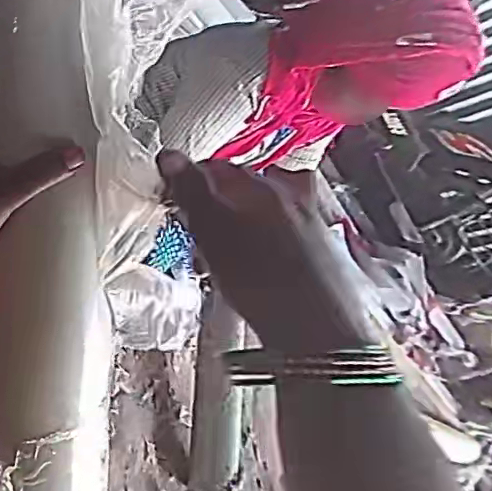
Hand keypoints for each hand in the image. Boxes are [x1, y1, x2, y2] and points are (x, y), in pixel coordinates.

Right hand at [157, 151, 370, 350]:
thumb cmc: (263, 282)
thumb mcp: (213, 234)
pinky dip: (256, 240)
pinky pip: (275, 230)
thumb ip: (191, 191)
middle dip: (212, 204)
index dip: (186, 183)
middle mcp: (291, 192)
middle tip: (193, 231)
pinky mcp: (320, 245)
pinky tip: (249, 266)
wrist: (323, 335)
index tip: (172, 204)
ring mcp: (310, 218)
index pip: (212, 167)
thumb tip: (169, 155)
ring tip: (218, 254)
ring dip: (233, 223)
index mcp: (262, 183)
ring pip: (255, 209)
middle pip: (236, 187)